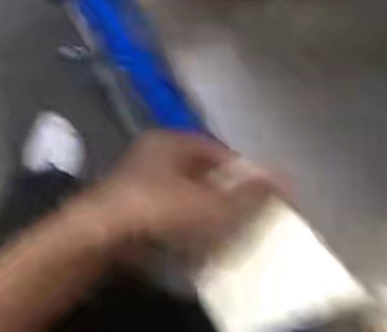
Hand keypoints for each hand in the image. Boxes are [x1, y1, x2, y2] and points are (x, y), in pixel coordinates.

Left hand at [64, 132, 280, 265]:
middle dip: (228, 194)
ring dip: (208, 212)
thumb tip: (281, 174)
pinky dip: (188, 225)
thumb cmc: (162, 212)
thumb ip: (249, 193)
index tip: (268, 199)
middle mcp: (151, 152)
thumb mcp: (214, 205)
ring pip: (185, 192)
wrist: (105, 233)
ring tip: (232, 237)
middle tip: (255, 221)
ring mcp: (138, 177)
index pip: (216, 149)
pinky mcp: (131, 203)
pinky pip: (170, 210)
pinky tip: (200, 246)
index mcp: (168, 141)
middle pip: (200, 170)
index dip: (244, 172)